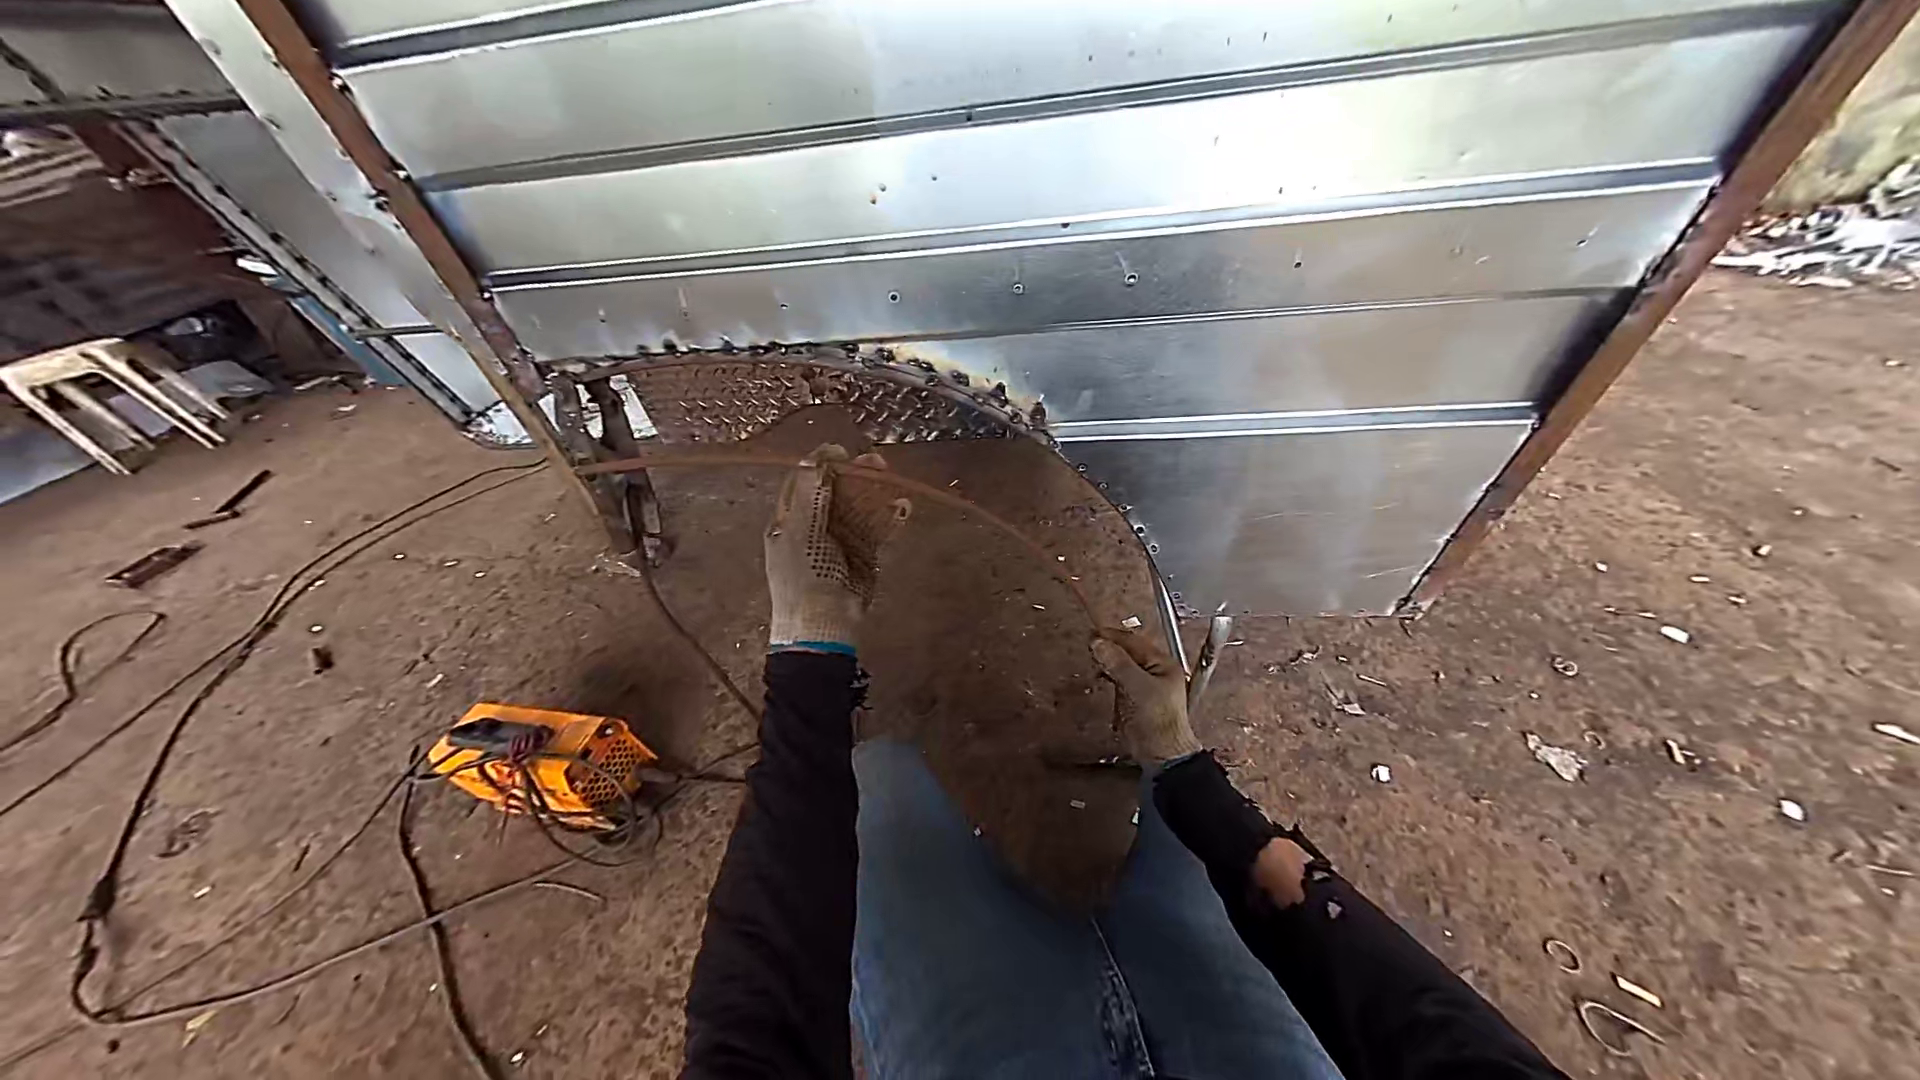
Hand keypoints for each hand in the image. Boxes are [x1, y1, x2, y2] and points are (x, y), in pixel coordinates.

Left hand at [765, 444, 910, 653]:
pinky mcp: (863, 553)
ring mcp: (840, 539)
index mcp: (790, 520)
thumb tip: (814, 458)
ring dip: (874, 492)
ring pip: (859, 506)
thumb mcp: (800, 532)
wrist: (825, 624)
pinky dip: (888, 516)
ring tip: (890, 478)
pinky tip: (900, 506)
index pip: (804, 481)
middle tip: (876, 463)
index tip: (841, 451)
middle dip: (854, 475)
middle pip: (836, 490)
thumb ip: (807, 494)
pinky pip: (876, 528)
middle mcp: (815, 525)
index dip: (821, 463)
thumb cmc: (805, 577)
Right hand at [1090, 630, 1200, 764]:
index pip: (1134, 642)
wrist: (1161, 753)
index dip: (1113, 637)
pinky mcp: (1134, 698)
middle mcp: (1154, 671)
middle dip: (1109, 647)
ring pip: (1122, 664)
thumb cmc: (1157, 721)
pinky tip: (1100, 674)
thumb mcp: (1137, 687)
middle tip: (1090, 644)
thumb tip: (1099, 643)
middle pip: (1128, 651)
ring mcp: (1144, 685)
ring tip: (1093, 658)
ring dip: (1107, 659)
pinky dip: (1108, 674)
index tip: (1093, 634)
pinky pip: (1119, 678)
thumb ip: (1118, 663)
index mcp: (1162, 664)